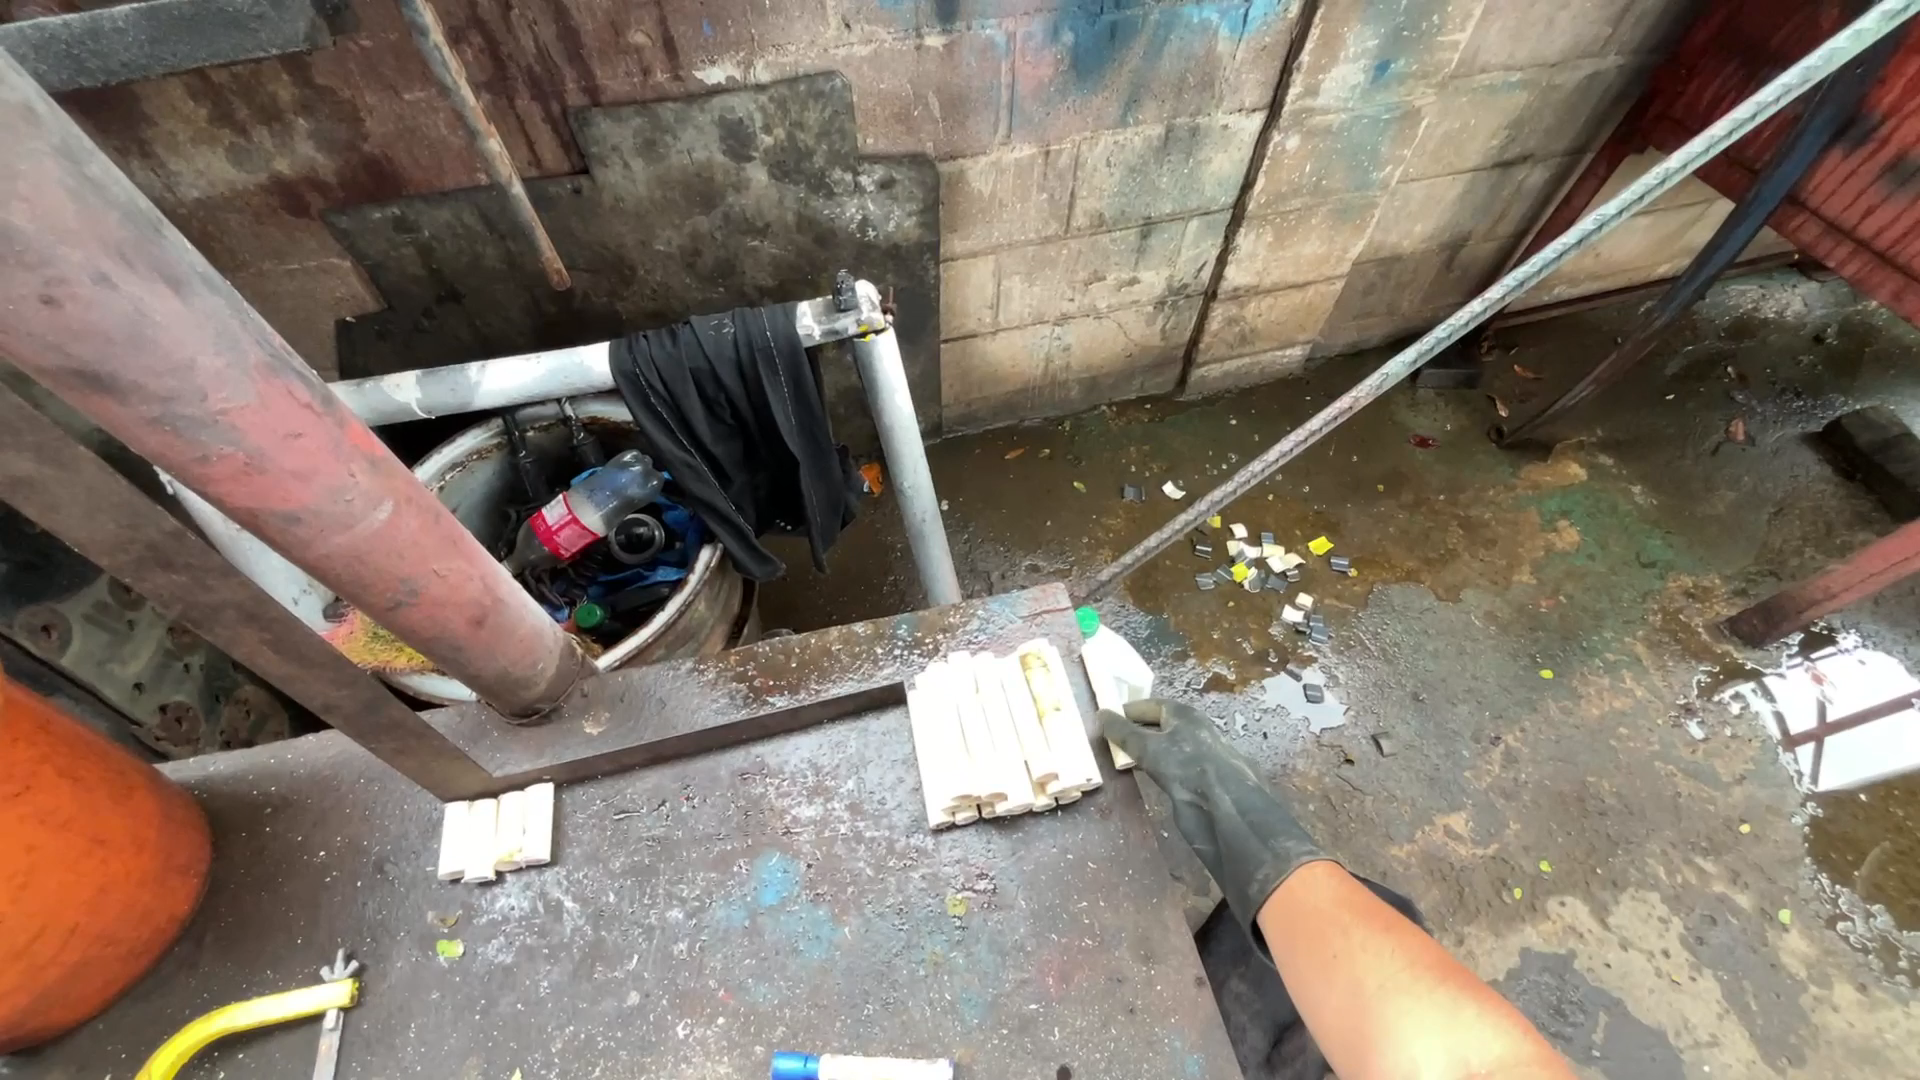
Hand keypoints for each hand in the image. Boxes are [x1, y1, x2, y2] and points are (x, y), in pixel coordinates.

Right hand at [1102, 698, 1338, 950]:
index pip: (1149, 706)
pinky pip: (1173, 769)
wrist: (1232, 813)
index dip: (1127, 711)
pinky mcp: (1203, 783)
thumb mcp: (1149, 749)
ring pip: (1166, 748)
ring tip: (1122, 759)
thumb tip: (1099, 715)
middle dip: (1137, 731)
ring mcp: (1200, 757)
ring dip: (1147, 752)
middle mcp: (1194, 731)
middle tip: (1109, 740)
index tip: (1105, 719)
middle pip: (1159, 726)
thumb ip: (1123, 733)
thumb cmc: (1189, 769)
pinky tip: (1146, 779)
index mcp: (1184, 715)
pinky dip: (1157, 770)